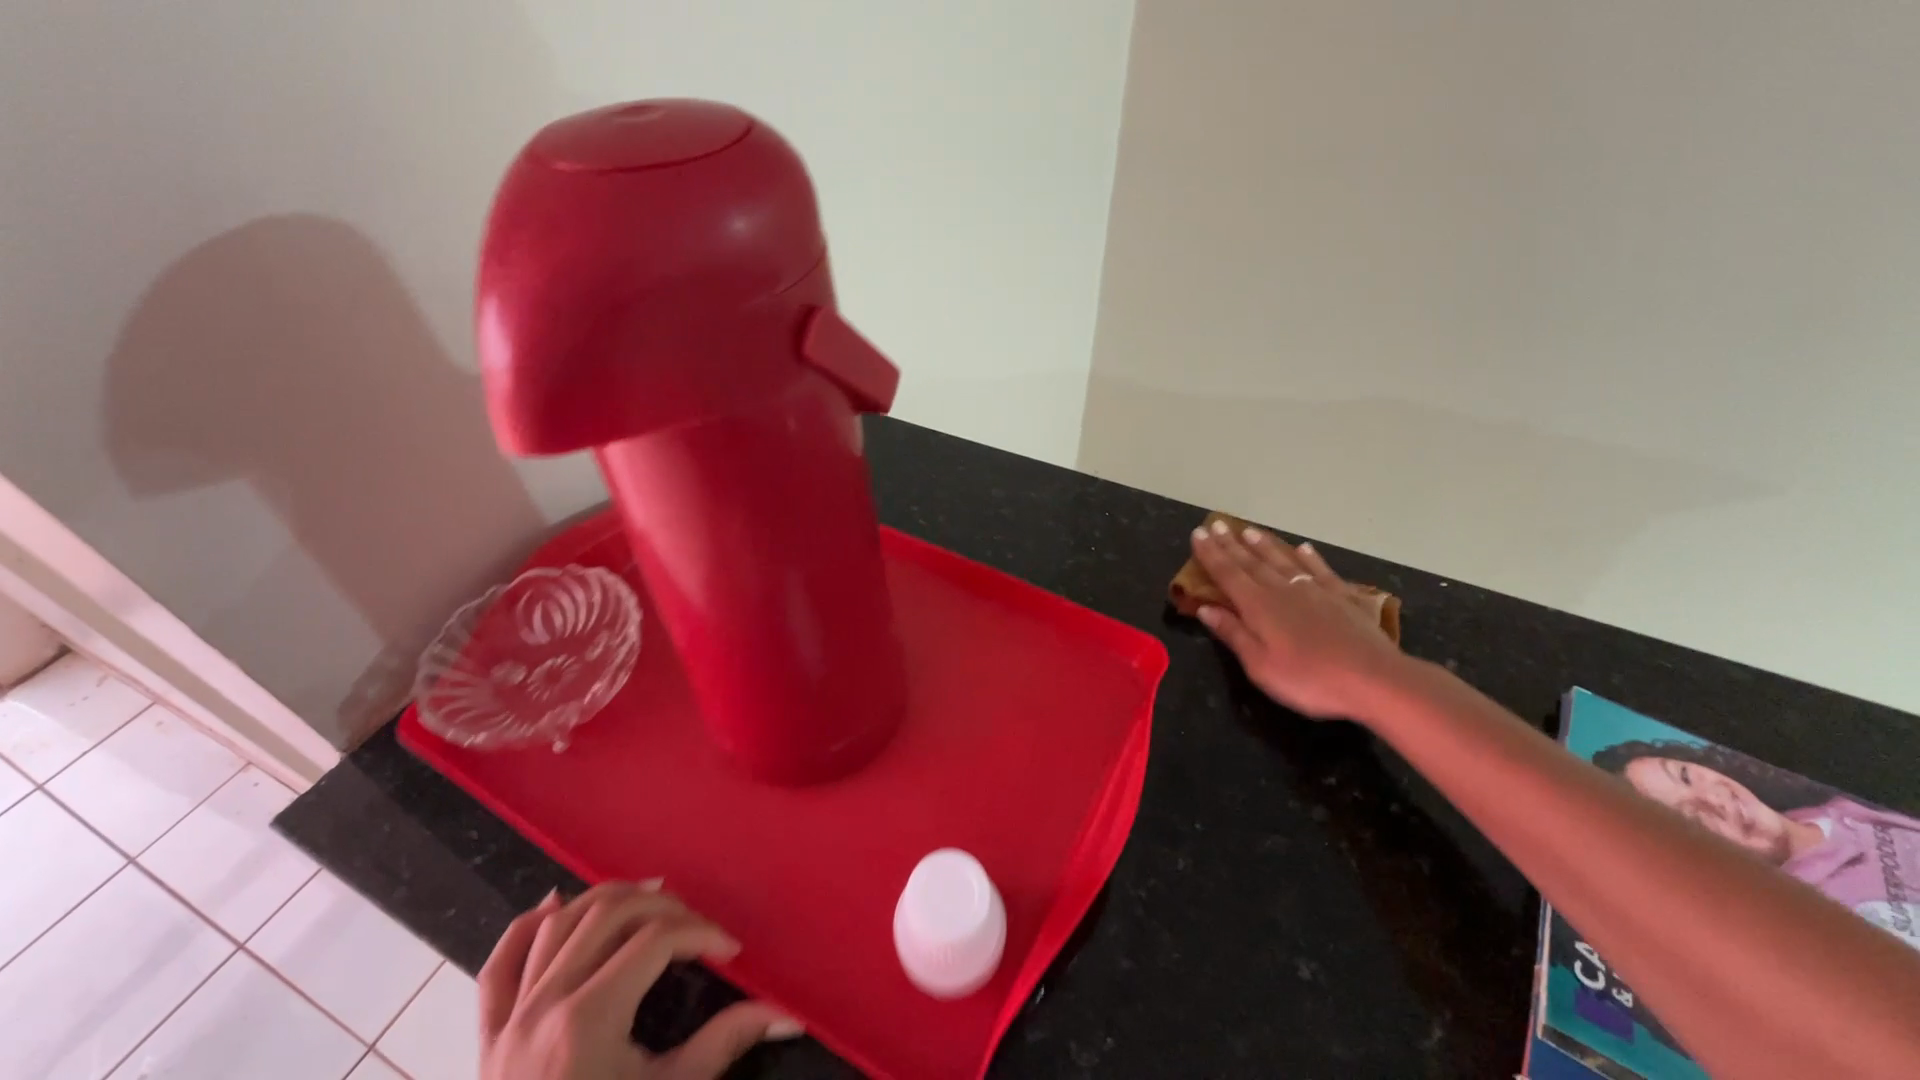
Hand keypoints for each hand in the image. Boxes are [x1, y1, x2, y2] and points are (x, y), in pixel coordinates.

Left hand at [480, 882, 800, 1079]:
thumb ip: (725, 1044)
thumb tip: (786, 1015)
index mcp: (589, 1020)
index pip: (655, 941)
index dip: (701, 933)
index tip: (731, 950)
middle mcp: (544, 1004)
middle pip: (607, 915)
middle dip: (662, 905)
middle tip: (697, 923)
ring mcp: (509, 1018)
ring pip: (557, 926)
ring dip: (605, 901)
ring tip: (648, 896)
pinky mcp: (487, 1037)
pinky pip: (499, 966)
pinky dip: (526, 927)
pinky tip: (555, 905)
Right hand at [1189, 521, 1409, 719]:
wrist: (1373, 679)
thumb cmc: (1308, 679)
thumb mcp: (1259, 665)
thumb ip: (1233, 633)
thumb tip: (1205, 608)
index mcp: (1258, 606)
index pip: (1227, 574)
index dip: (1210, 554)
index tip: (1198, 533)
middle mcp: (1283, 590)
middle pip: (1251, 563)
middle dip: (1230, 544)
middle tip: (1217, 524)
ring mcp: (1315, 591)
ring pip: (1283, 561)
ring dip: (1264, 546)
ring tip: (1249, 532)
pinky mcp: (1342, 597)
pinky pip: (1320, 570)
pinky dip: (1309, 557)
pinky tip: (1303, 549)